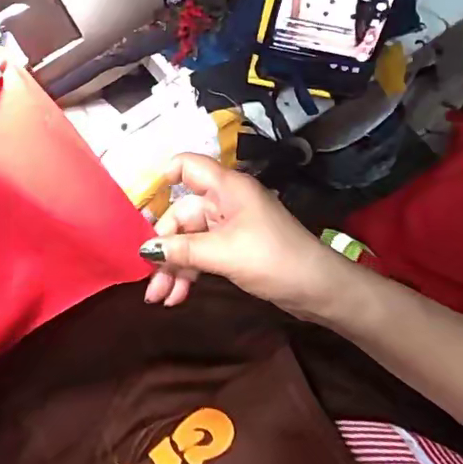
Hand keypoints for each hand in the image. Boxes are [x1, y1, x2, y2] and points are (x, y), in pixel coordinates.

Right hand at [140, 154, 358, 322]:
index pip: (187, 165)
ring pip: (189, 239)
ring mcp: (230, 226)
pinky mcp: (235, 248)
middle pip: (181, 213)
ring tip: (158, 297)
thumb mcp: (223, 254)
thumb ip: (181, 250)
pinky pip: (202, 254)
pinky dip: (189, 273)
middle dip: (163, 247)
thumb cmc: (274, 259)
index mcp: (227, 188)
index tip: (140, 206)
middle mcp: (226, 201)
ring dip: (173, 267)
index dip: (162, 178)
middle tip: (147, 277)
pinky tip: (176, 297)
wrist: (321, 291)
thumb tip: (145, 250)